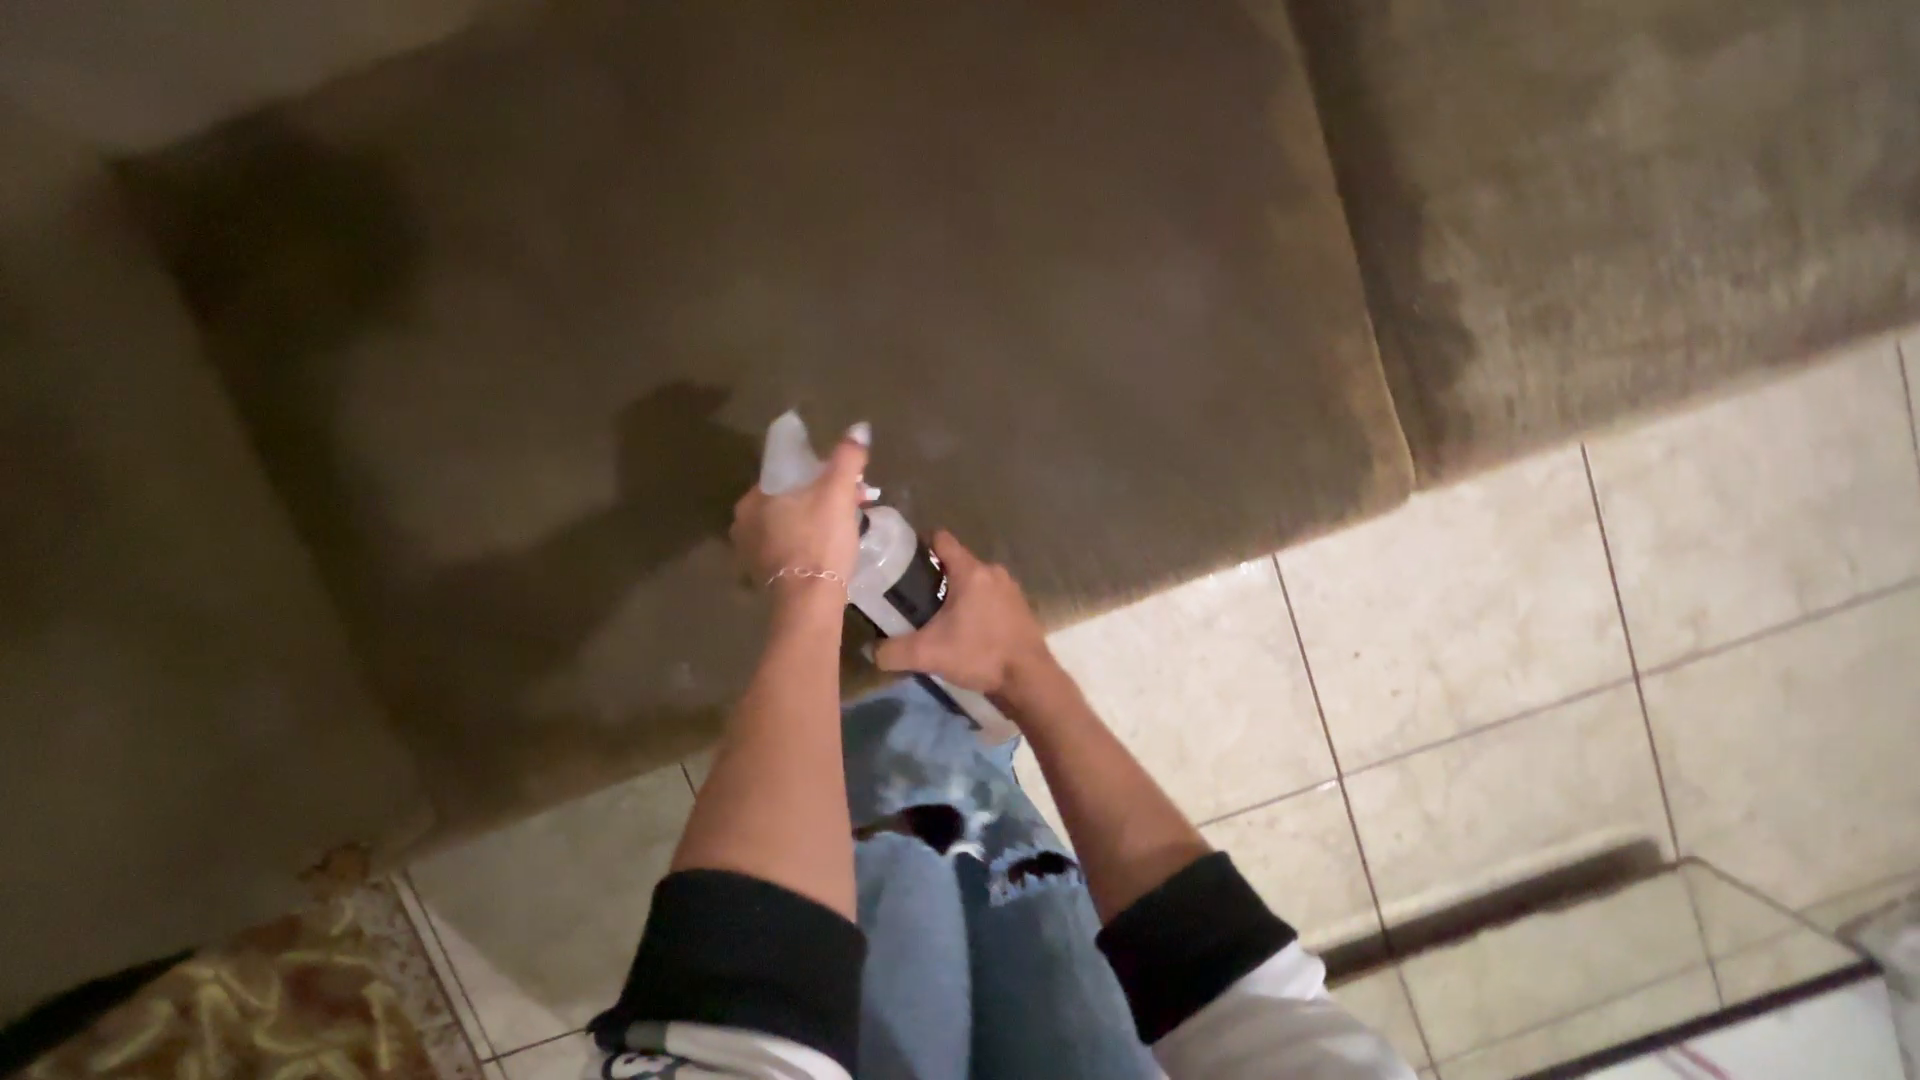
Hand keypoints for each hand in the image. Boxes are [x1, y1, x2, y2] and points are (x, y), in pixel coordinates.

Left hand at [730, 424, 869, 597]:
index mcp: (753, 499)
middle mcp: (743, 524)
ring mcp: (751, 554)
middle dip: (822, 498)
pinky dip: (808, 544)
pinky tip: (830, 550)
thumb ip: (847, 458)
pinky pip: (789, 549)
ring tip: (847, 527)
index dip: (820, 474)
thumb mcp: (838, 492)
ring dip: (816, 521)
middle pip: (790, 500)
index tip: (846, 482)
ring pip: (790, 525)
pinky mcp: (765, 578)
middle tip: (854, 504)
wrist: (811, 602)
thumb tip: (858, 429)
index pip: (787, 474)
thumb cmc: (820, 540)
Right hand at [873, 531, 1053, 695]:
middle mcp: (993, 572)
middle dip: (936, 576)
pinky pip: (991, 598)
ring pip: (975, 582)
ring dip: (958, 594)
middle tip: (915, 598)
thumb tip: (871, 651)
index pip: (942, 540)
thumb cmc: (979, 654)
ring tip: (939, 617)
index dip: (921, 544)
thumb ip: (893, 651)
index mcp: (971, 572)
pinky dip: (977, 607)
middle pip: (958, 563)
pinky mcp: (1020, 608)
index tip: (903, 559)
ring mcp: (1011, 590)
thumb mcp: (928, 654)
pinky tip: (967, 631)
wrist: (1029, 679)